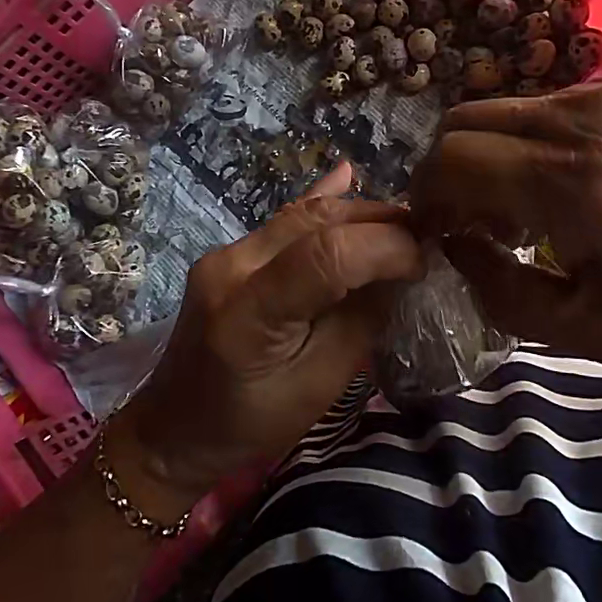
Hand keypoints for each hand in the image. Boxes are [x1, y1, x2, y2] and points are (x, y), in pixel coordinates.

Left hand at [112, 163, 425, 516]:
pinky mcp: (226, 254)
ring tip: (402, 223)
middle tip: (425, 233)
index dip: (385, 246)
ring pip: (300, 216)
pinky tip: (347, 177)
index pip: (325, 255)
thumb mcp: (321, 385)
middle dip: (377, 220)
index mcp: (249, 315)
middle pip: (314, 222)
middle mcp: (230, 268)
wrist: (176, 424)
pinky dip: (321, 209)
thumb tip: (401, 270)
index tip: (424, 258)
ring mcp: (223, 255)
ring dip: (355, 214)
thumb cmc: (252, 424)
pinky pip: (281, 224)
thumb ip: (361, 320)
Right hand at [409, 72, 601, 361]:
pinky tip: (562, 186)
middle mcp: (578, 120)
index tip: (436, 234)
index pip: (449, 163)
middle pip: (460, 124)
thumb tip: (458, 251)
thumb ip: (508, 298)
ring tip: (517, 211)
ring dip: (484, 159)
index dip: (425, 198)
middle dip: (444, 175)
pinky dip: (524, 145)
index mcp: (572, 183)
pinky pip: (541, 108)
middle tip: (469, 224)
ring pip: (498, 112)